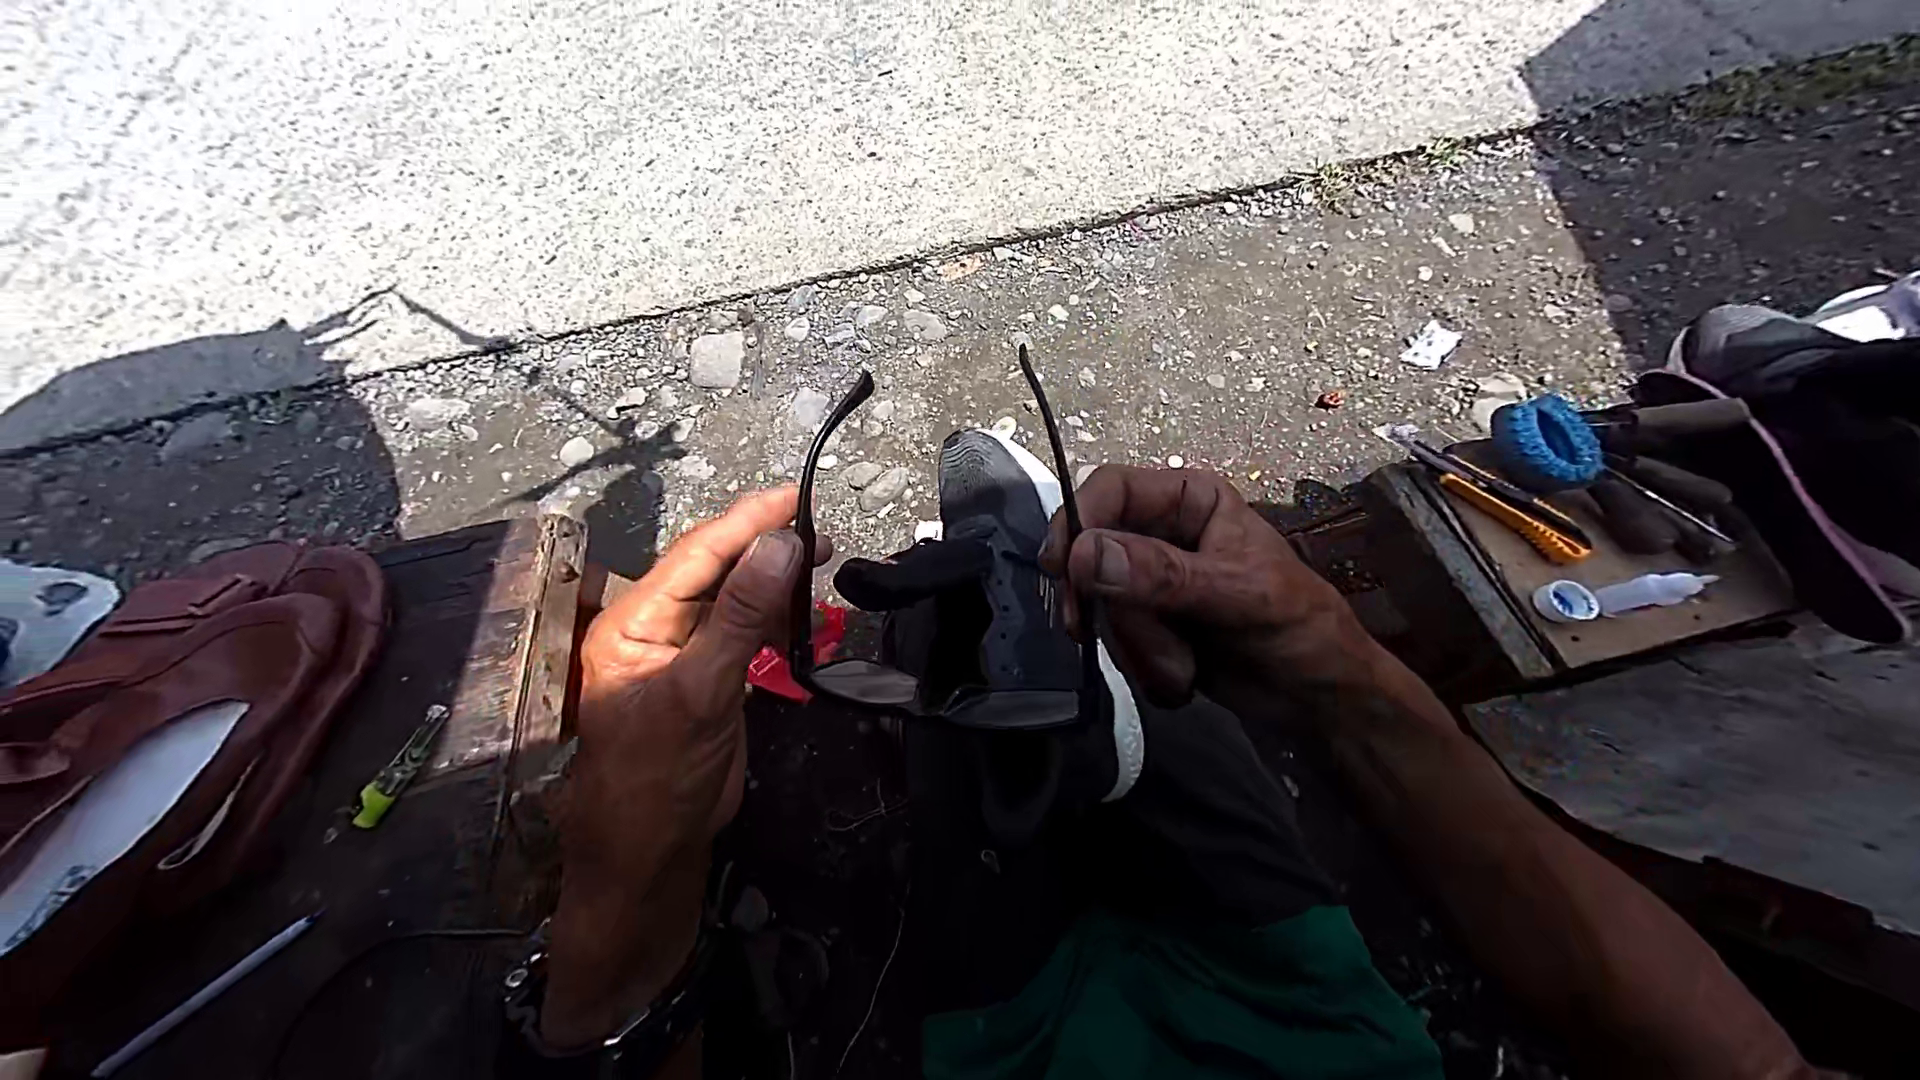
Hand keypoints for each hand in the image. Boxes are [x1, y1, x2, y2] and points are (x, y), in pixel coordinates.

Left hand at [541, 488, 825, 1047]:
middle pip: (716, 566)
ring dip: (777, 580)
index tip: (794, 497)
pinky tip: (805, 616)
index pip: (697, 553)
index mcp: (635, 621)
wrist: (653, 851)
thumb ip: (740, 616)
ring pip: (736, 594)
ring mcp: (686, 648)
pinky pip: (747, 627)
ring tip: (821, 565)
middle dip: (767, 546)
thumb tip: (780, 545)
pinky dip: (778, 617)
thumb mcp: (702, 692)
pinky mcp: (712, 670)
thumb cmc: (660, 776)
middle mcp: (657, 624)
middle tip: (820, 536)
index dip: (746, 521)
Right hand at [1038, 465, 1377, 708]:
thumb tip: (1084, 554)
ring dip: (1137, 647)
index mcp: (1187, 500)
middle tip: (1133, 645)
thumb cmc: (1299, 629)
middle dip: (1115, 609)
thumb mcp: (1238, 595)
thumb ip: (1163, 575)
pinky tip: (1179, 677)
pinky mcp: (1142, 622)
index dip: (1078, 521)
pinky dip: (1140, 665)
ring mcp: (1146, 580)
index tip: (1062, 569)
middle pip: (1093, 555)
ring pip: (1098, 603)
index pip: (1110, 489)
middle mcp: (1158, 532)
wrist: (1317, 699)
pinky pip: (1110, 636)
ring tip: (1184, 669)